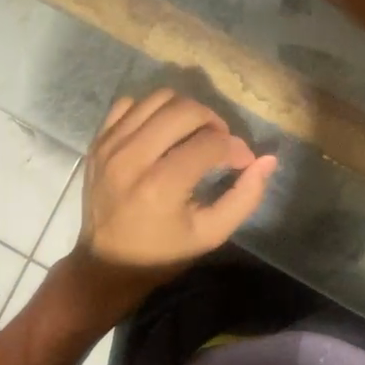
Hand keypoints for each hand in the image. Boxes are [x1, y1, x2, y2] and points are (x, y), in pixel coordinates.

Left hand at [76, 89, 275, 286]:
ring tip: (193, 135)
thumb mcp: (210, 235)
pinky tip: (161, 133)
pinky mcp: (98, 143)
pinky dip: (151, 112)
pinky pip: (128, 105)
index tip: (242, 162)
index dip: (235, 149)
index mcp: (160, 186)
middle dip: (213, 122)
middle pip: (185, 110)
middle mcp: (131, 158)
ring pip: (158, 99)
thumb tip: (267, 160)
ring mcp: (110, 146)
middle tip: (220, 144)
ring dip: (184, 111)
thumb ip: (244, 198)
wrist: (106, 265)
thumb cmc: (162, 254)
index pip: (210, 143)